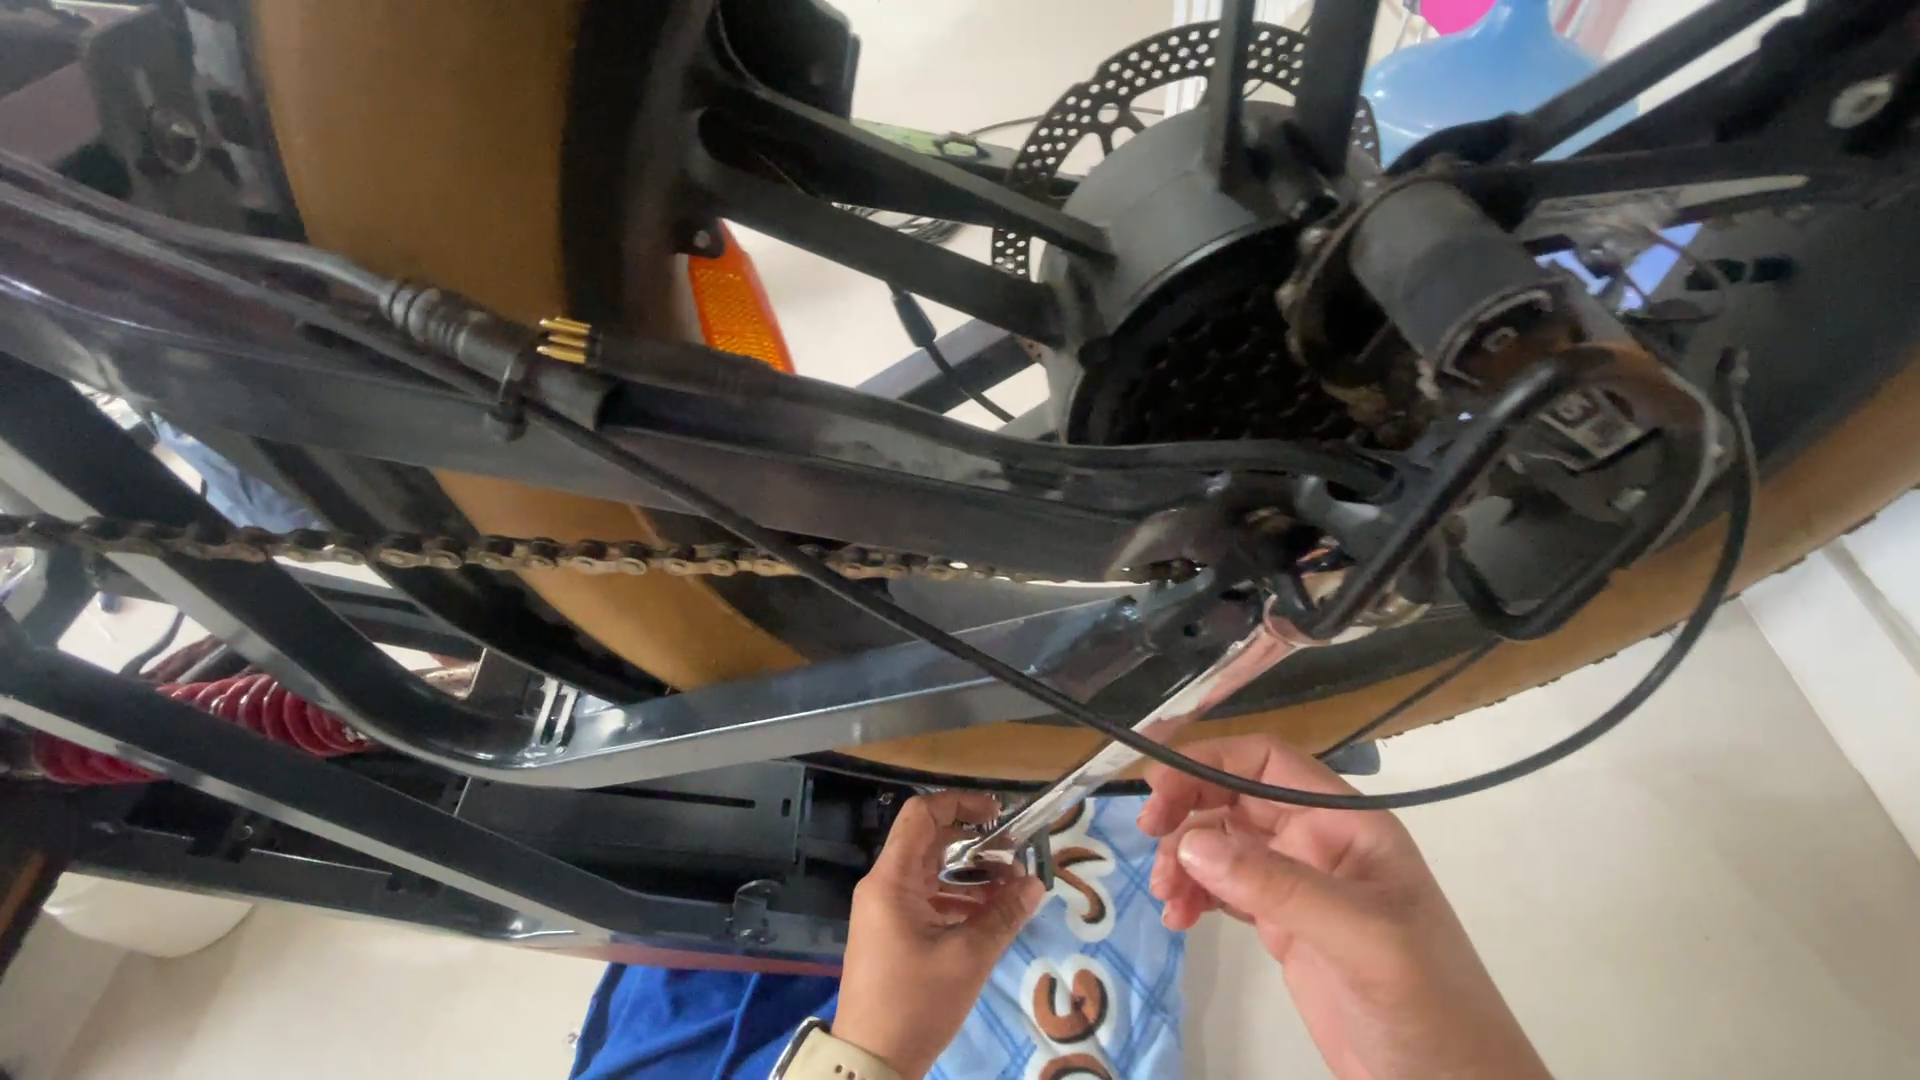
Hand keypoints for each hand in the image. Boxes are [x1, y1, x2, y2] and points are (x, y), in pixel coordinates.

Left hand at [835, 792, 1045, 1078]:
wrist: (870, 1063)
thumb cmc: (915, 1004)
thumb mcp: (967, 959)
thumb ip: (1002, 916)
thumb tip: (1035, 884)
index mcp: (891, 880)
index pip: (921, 815)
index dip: (959, 804)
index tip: (997, 814)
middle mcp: (884, 885)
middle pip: (929, 842)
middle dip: (974, 843)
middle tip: (1013, 854)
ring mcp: (886, 909)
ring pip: (931, 872)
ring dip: (970, 873)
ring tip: (1011, 888)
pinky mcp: (892, 931)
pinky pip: (927, 898)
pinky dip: (958, 898)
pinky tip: (990, 914)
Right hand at [1140, 735, 1550, 1079]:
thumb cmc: (1429, 1005)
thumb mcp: (1362, 939)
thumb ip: (1279, 886)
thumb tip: (1192, 843)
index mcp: (1345, 822)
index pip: (1265, 762)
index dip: (1209, 761)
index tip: (1159, 787)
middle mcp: (1316, 841)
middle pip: (1232, 797)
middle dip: (1186, 808)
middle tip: (1148, 835)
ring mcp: (1297, 883)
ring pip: (1220, 843)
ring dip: (1184, 857)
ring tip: (1167, 895)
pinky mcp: (1281, 925)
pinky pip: (1222, 888)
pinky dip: (1193, 893)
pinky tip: (1180, 916)